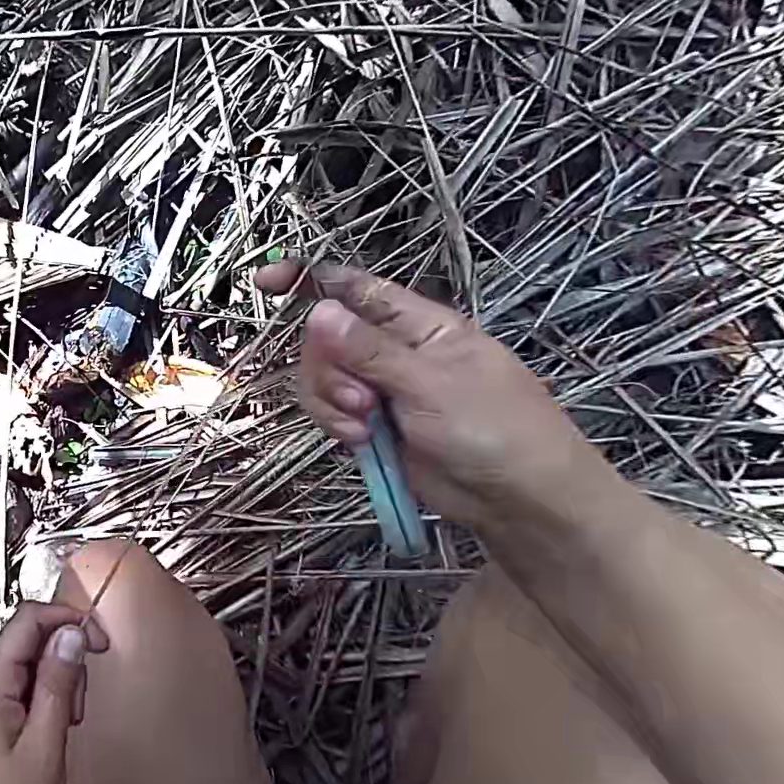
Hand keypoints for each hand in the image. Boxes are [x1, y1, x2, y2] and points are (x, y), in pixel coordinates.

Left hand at [0, 603, 107, 783]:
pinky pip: (27, 681)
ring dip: (60, 683)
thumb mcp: (44, 746)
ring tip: (62, 727)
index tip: (100, 643)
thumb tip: (73, 631)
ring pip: (35, 659)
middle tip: (76, 708)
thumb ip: (58, 683)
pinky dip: (48, 697)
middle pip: (34, 636)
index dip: (67, 619)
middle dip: (66, 661)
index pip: (29, 617)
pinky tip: (52, 730)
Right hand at [255, 259, 629, 529]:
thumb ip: (369, 351)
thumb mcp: (431, 385)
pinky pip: (327, 408)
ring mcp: (378, 387)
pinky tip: (361, 440)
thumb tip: (318, 312)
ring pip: (321, 375)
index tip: (265, 283)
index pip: (355, 288)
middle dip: (330, 369)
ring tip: (366, 425)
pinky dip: (334, 422)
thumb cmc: (495, 430)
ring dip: (332, 400)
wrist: (518, 503)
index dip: (309, 280)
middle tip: (362, 399)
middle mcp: (392, 350)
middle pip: (326, 337)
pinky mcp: (368, 421)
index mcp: (418, 325)